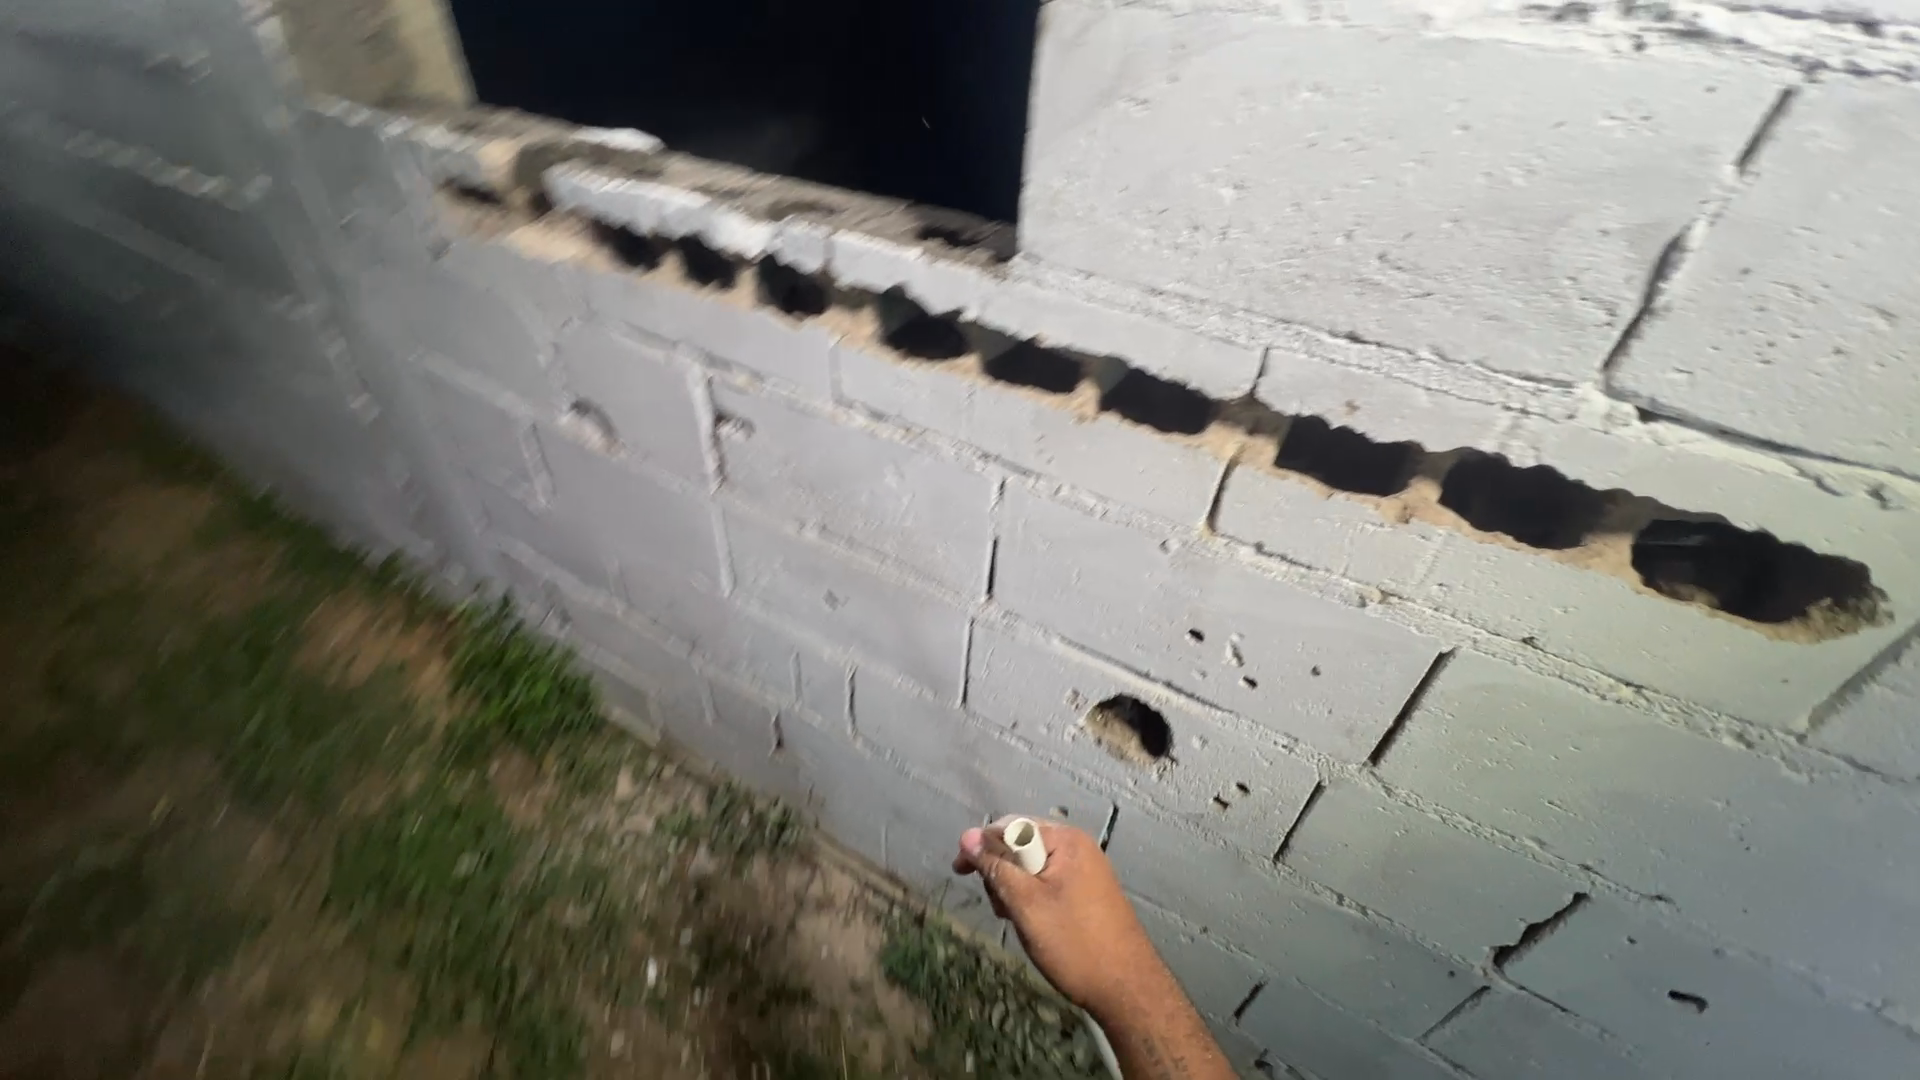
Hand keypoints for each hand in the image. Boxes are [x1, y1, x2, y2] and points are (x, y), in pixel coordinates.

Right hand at [953, 821, 1167, 1015]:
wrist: (1128, 989)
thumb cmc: (1074, 943)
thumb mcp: (1026, 904)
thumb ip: (996, 867)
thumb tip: (967, 836)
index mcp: (1065, 839)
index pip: (1011, 827)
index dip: (982, 847)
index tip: (959, 871)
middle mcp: (1077, 846)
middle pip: (1022, 844)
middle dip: (1002, 872)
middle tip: (1001, 908)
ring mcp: (1086, 868)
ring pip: (1033, 866)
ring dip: (1016, 889)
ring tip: (1018, 920)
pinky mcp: (1089, 890)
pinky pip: (1049, 880)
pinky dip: (1033, 897)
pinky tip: (1034, 923)